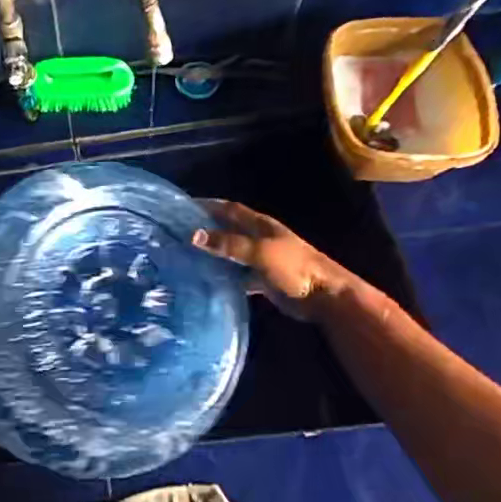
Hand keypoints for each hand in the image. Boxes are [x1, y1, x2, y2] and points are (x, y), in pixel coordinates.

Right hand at [191, 199, 350, 320]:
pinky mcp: (262, 280)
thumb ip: (229, 244)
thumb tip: (194, 235)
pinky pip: (237, 274)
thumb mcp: (259, 252)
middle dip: (206, 228)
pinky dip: (223, 276)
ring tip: (185, 256)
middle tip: (177, 232)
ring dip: (213, 252)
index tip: (183, 206)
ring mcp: (261, 259)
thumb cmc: (294, 267)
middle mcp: (259, 238)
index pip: (229, 208)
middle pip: (228, 229)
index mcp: (260, 225)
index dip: (208, 205)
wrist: (323, 296)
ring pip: (231, 252)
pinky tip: (206, 281)